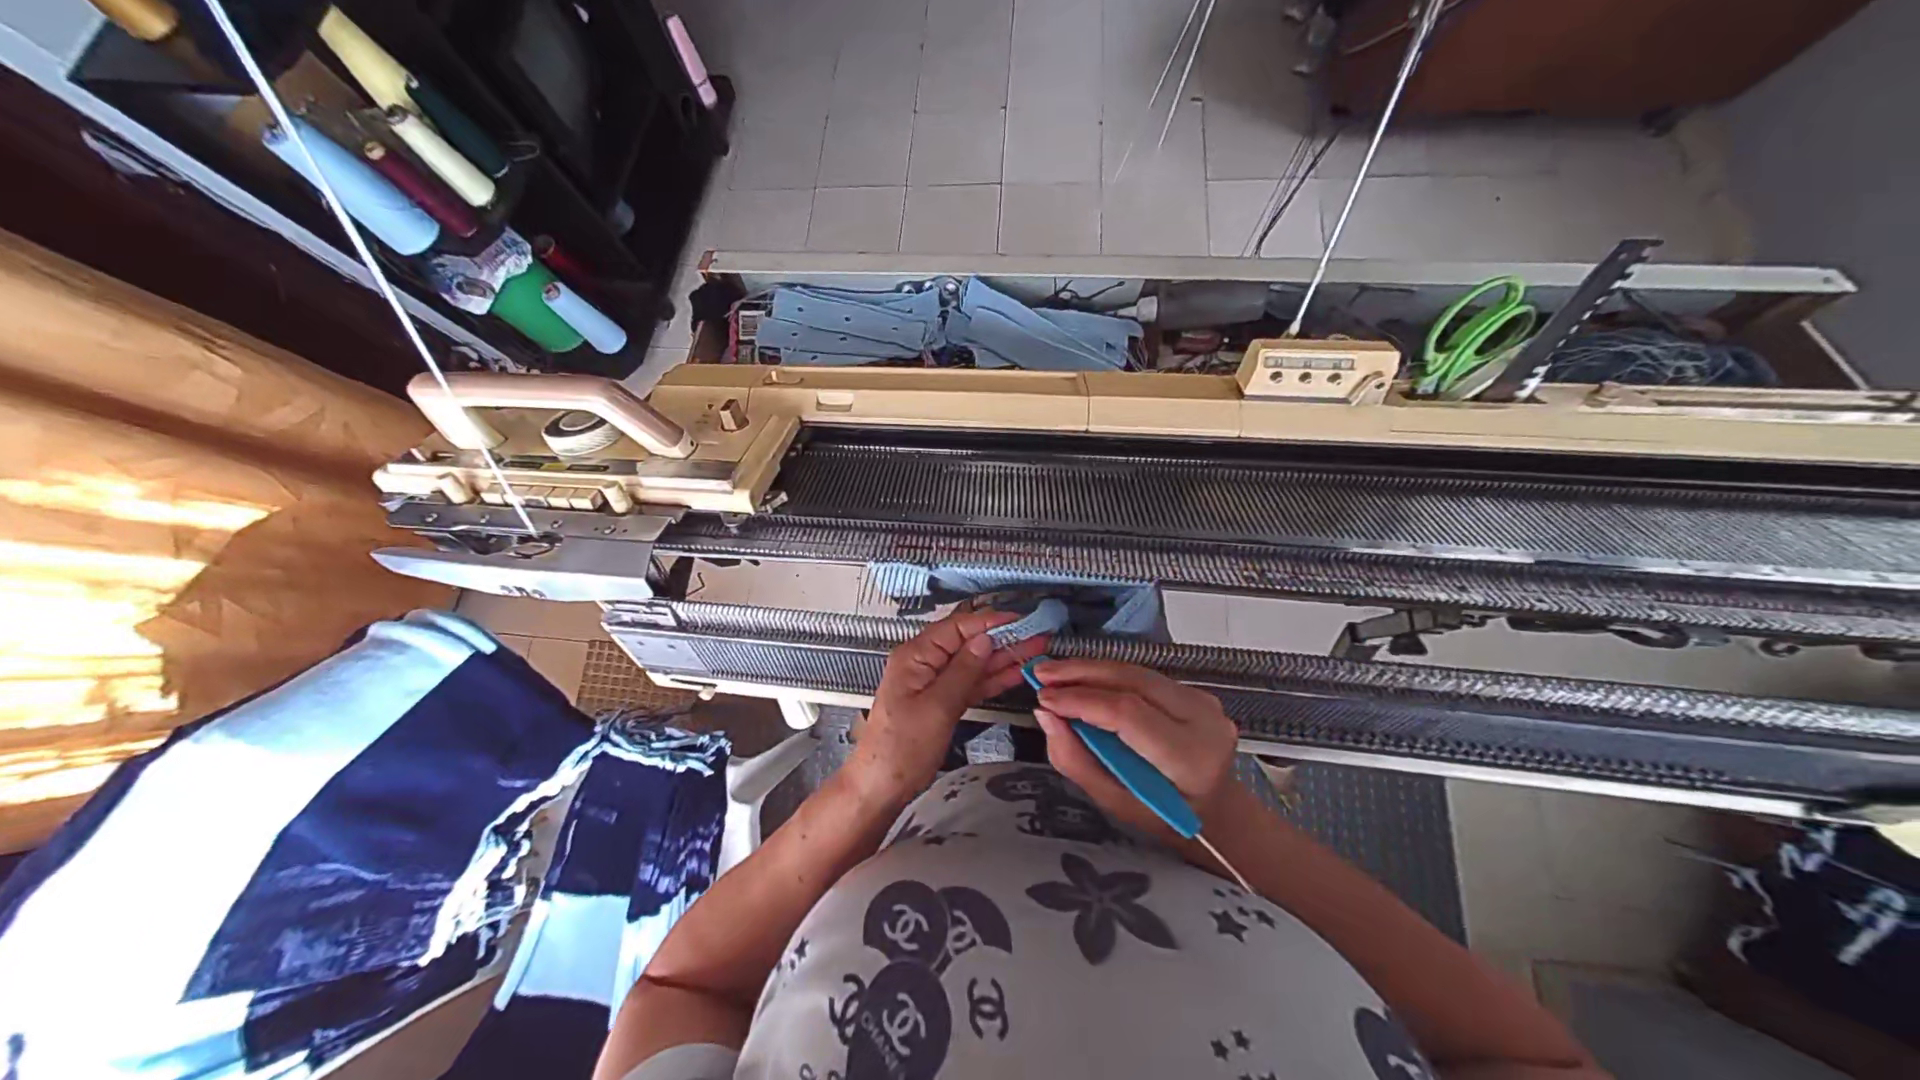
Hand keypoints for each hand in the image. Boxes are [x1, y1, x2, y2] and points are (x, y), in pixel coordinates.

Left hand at [847, 611, 1049, 800]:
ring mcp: (934, 684)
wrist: (883, 786)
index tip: (1018, 620)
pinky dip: (993, 679)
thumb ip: (963, 671)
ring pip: (973, 663)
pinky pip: (971, 683)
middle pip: (968, 643)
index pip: (957, 627)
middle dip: (1002, 638)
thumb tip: (984, 641)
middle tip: (1035, 635)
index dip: (990, 622)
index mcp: (915, 657)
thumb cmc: (899, 749)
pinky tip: (1015, 673)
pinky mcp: (943, 702)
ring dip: (1003, 657)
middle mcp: (923, 664)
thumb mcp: (937, 707)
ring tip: (1034, 650)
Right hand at [1030, 659, 1240, 839]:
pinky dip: (1107, 675)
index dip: (1081, 700)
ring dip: (1090, 669)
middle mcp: (1204, 720)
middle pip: (1132, 681)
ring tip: (1052, 673)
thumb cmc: (1165, 817)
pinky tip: (1080, 678)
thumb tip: (1045, 716)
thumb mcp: (1115, 803)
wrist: (1216, 811)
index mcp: (1190, 757)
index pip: (1128, 713)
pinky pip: (1142, 676)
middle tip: (1040, 674)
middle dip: (1080, 674)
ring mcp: (1204, 701)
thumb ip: (1076, 760)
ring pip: (1136, 672)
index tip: (1043, 698)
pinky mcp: (1195, 692)